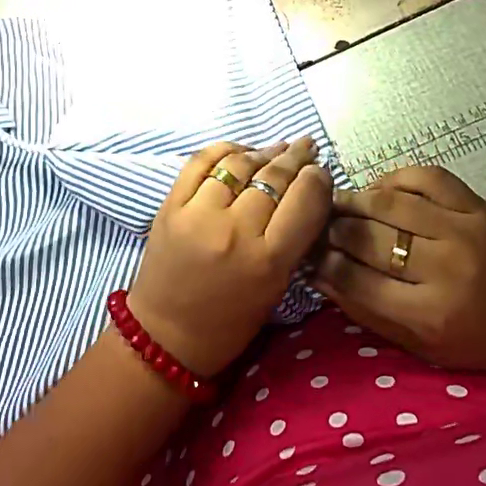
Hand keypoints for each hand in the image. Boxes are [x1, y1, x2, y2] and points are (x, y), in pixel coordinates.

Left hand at [125, 139, 331, 375]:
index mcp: (268, 259)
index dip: (318, 178)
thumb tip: (307, 194)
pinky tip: (241, 151)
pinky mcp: (170, 206)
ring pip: (240, 164)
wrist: (165, 337)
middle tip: (307, 148)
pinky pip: (200, 162)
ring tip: (279, 149)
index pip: (305, 199)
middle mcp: (235, 231)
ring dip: (264, 152)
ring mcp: (198, 215)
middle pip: (275, 176)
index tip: (321, 172)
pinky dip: (224, 150)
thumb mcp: (277, 286)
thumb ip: (294, 240)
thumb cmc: (231, 322)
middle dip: (297, 158)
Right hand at [317, 167, 485, 374]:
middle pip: (369, 238)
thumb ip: (367, 311)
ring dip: (355, 200)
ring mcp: (463, 229)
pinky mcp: (474, 204)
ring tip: (337, 204)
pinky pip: (424, 176)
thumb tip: (318, 273)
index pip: (357, 282)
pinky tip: (380, 190)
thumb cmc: (476, 338)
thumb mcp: (420, 345)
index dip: (324, 265)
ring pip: (390, 202)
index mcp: (431, 314)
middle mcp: (446, 268)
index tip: (308, 255)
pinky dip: (394, 178)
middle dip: (333, 230)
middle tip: (315, 226)